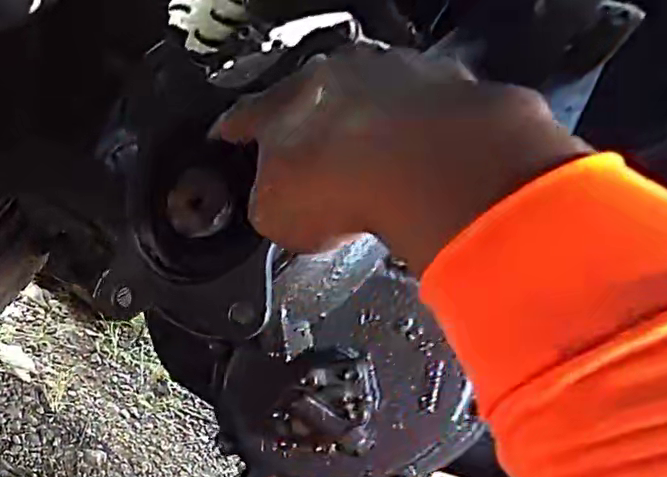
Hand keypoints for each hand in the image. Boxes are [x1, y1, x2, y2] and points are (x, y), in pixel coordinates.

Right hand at [212, 44, 590, 270]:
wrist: (424, 168)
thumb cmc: (345, 185)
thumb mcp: (270, 215)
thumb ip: (262, 201)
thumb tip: (271, 204)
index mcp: (280, 103)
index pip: (242, 115)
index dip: (230, 133)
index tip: (227, 137)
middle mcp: (334, 73)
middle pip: (306, 104)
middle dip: (302, 136)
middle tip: (304, 173)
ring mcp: (389, 71)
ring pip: (359, 103)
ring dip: (355, 136)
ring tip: (357, 183)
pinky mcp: (439, 84)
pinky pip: (408, 114)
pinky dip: (400, 141)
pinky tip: (398, 176)